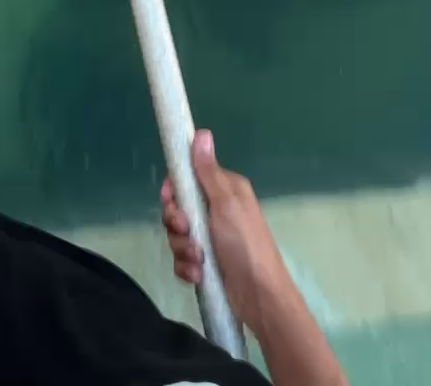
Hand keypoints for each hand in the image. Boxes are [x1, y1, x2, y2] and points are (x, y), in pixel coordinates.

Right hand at [161, 129, 286, 328]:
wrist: (260, 298)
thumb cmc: (245, 243)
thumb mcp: (226, 203)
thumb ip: (208, 171)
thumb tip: (202, 133)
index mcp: (224, 191)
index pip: (187, 178)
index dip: (174, 189)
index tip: (170, 199)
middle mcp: (217, 211)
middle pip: (178, 207)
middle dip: (176, 222)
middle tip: (186, 231)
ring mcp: (211, 238)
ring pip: (178, 234)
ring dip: (182, 248)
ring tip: (198, 259)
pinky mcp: (206, 263)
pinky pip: (183, 258)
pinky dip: (187, 267)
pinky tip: (198, 275)